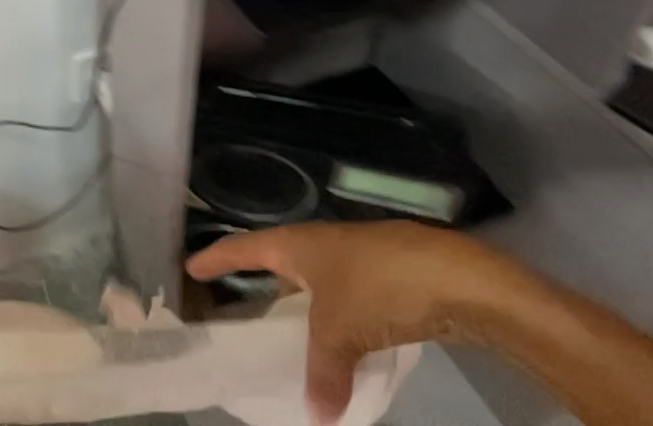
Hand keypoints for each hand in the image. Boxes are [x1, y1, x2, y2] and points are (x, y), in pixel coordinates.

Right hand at [187, 222, 526, 422]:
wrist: (460, 278)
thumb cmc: (380, 286)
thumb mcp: (341, 332)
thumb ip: (323, 372)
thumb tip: (315, 416)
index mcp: (296, 244)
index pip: (243, 248)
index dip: (217, 258)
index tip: (192, 267)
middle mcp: (321, 245)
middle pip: (282, 263)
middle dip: (266, 285)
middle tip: (245, 310)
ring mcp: (357, 259)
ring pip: (320, 284)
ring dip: (307, 309)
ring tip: (295, 338)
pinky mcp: (390, 277)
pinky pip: (350, 300)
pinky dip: (340, 321)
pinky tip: (349, 347)